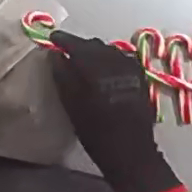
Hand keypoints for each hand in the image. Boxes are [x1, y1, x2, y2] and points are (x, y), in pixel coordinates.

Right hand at [48, 30, 182, 191]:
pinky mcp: (140, 79)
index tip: (52, 38)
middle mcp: (117, 63)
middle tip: (64, 51)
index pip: (78, 44)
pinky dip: (109, 59)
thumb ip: (62, 76)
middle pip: (95, 45)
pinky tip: (103, 68)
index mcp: (97, 68)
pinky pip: (122, 60)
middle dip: (79, 45)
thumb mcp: (72, 105)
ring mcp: (132, 70)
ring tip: (82, 59)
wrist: (131, 153)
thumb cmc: (96, 132)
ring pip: (109, 51)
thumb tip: (54, 55)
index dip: (63, 39)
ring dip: (95, 52)